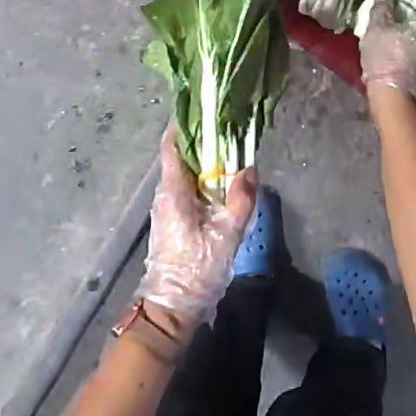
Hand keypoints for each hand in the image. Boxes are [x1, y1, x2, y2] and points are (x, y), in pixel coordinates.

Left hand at [139, 128, 257, 331]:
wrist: (173, 308)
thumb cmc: (195, 270)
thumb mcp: (226, 235)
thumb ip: (240, 199)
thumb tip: (250, 169)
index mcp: (172, 192)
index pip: (172, 147)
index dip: (184, 124)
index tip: (203, 107)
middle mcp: (165, 194)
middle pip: (181, 156)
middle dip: (203, 139)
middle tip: (228, 124)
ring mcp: (168, 208)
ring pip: (186, 173)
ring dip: (206, 160)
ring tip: (232, 148)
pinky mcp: (174, 220)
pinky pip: (189, 189)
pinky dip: (205, 178)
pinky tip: (224, 181)